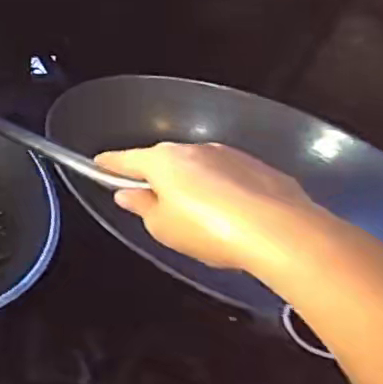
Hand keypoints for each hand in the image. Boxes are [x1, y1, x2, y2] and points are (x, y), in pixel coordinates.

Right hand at [98, 142, 336, 275]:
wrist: (284, 233)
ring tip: (202, 217)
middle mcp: (192, 149)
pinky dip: (227, 192)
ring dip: (196, 185)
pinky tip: (236, 218)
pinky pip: (232, 178)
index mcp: (160, 160)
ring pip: (201, 168)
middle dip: (158, 178)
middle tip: (155, 202)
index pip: (124, 159)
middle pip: (165, 162)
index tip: (98, 164)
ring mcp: (230, 156)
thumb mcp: (162, 228)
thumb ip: (143, 208)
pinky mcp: (262, 169)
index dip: (109, 164)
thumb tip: (130, 194)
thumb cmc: (209, 230)